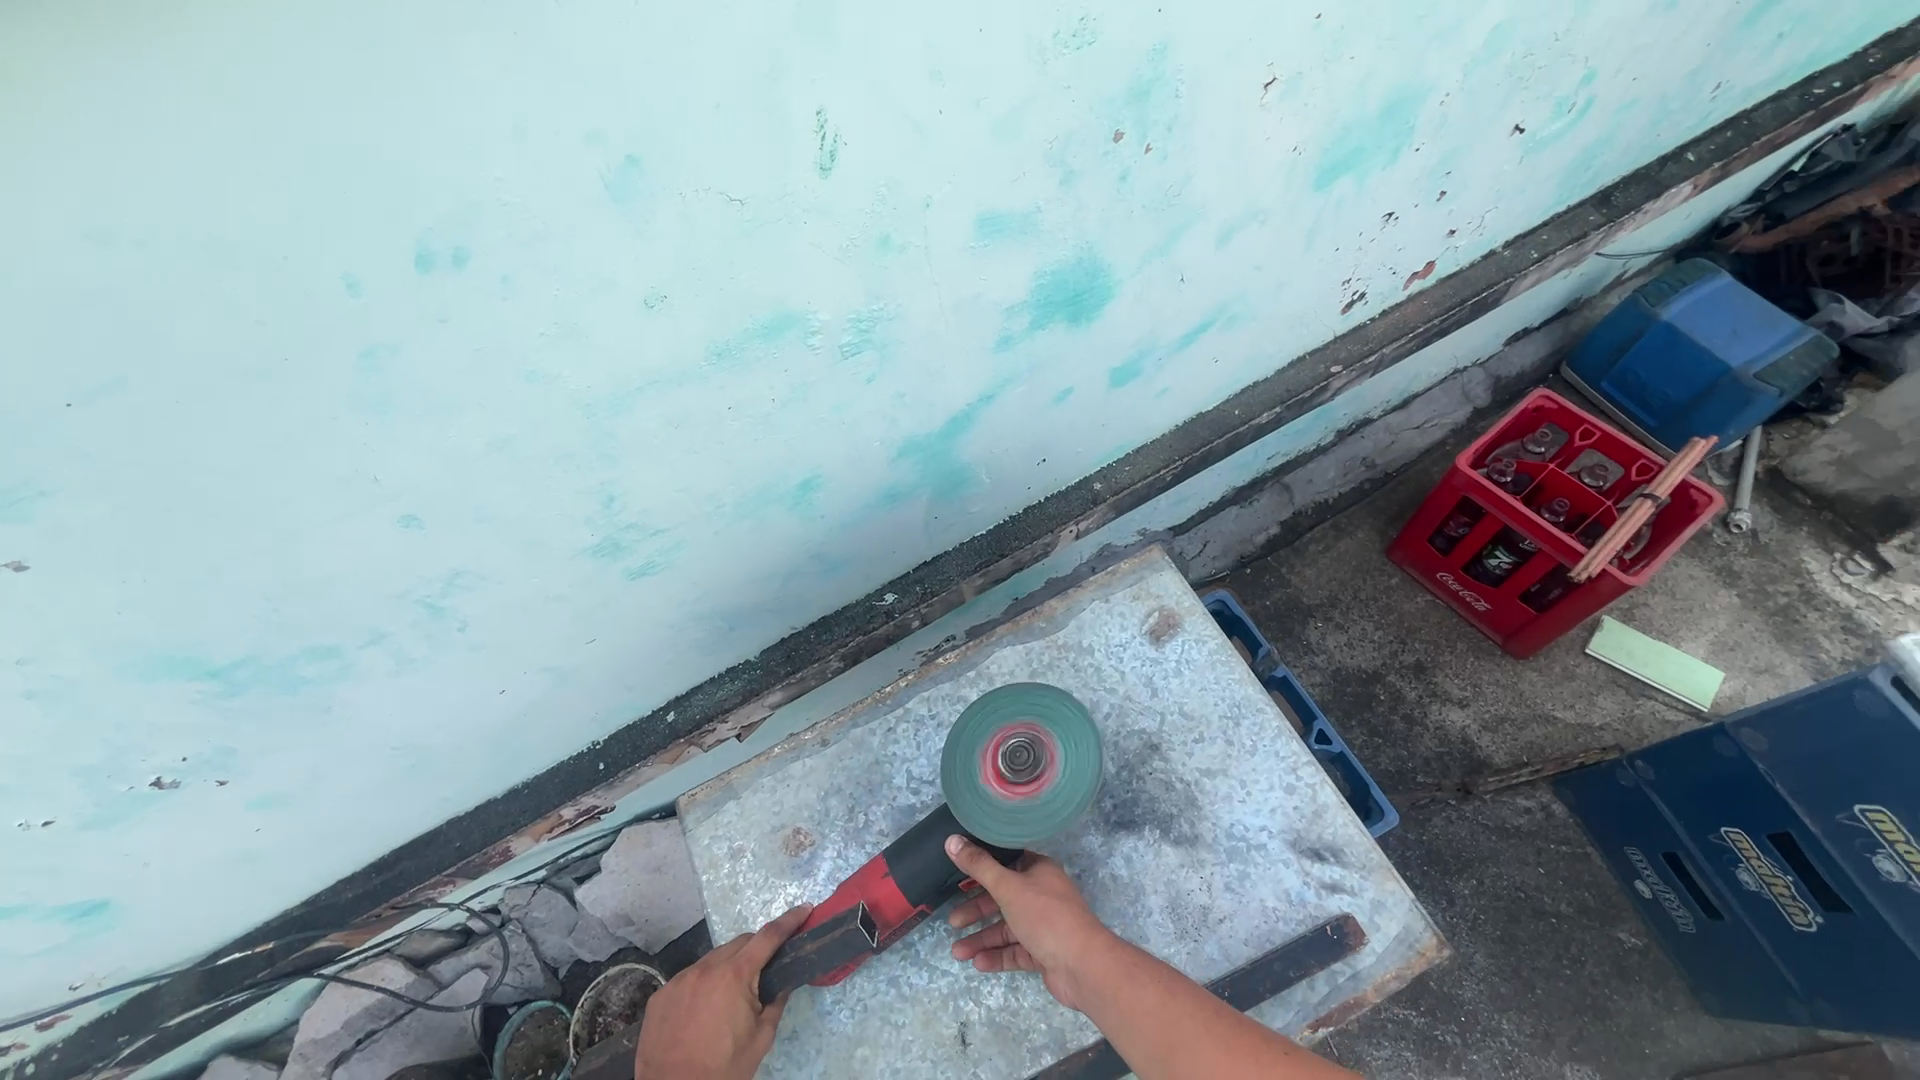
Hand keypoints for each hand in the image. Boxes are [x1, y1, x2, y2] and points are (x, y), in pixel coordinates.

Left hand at [634, 904, 811, 1079]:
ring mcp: (679, 979)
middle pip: (739, 943)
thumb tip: (782, 982)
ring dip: (728, 967)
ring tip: (730, 998)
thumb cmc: (723, 1068)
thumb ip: (776, 1002)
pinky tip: (702, 1011)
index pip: (768, 936)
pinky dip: (702, 985)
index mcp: (735, 976)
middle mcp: (706, 968)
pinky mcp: (661, 995)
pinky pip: (689, 978)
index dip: (789, 920)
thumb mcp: (761, 1038)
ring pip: (713, 959)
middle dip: (757, 950)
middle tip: (765, 972)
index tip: (804, 909)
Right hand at [944, 835, 1114, 1010]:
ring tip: (958, 952)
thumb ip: (978, 866)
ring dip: (982, 939)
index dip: (982, 868)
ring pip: (1006, 928)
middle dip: (976, 912)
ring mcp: (1043, 925)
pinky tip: (978, 964)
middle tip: (952, 922)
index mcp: (1038, 871)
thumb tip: (951, 840)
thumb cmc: (1045, 915)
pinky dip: (997, 956)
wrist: (1082, 965)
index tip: (958, 875)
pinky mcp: (1044, 952)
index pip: (1007, 863)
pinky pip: (1015, 951)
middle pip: (1003, 899)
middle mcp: (1042, 895)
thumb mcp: (1008, 886)